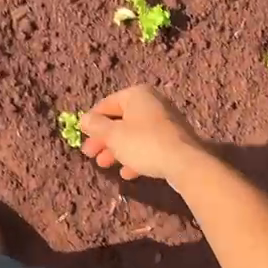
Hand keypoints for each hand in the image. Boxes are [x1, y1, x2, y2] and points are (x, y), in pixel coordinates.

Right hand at [78, 85, 208, 182]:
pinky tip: (127, 173)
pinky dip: (136, 156)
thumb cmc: (144, 143)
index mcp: (137, 94)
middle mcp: (152, 102)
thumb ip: (96, 126)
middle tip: (90, 155)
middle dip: (104, 139)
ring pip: (134, 134)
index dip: (92, 121)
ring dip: (117, 150)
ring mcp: (165, 120)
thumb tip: (83, 118)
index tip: (82, 138)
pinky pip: (149, 144)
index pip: (106, 104)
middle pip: (120, 120)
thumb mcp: (114, 135)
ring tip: (105, 165)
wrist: (185, 162)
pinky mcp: (173, 139)